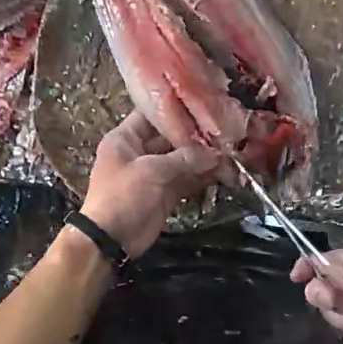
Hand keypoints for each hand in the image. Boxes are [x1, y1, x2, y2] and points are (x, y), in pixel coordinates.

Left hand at [79, 109, 221, 257]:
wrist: (112, 239)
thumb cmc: (124, 196)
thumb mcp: (152, 170)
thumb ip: (184, 158)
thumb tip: (215, 153)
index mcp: (125, 138)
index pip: (150, 115)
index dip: (174, 110)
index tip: (202, 104)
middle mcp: (139, 152)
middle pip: (170, 138)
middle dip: (196, 136)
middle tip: (224, 130)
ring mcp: (152, 174)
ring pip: (181, 161)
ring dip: (202, 158)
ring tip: (229, 150)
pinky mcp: (164, 194)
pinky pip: (185, 181)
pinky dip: (201, 177)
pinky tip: (223, 171)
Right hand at [292, 238, 342, 343]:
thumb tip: (325, 269)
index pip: (340, 254)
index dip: (316, 263)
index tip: (299, 276)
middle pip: (327, 276)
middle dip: (329, 294)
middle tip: (339, 306)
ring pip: (327, 299)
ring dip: (337, 315)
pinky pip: (333, 318)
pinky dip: (341, 327)